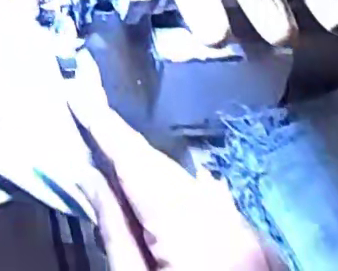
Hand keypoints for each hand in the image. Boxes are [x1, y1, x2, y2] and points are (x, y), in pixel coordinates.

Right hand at [68, 55, 277, 270]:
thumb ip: (116, 233)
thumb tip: (91, 178)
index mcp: (196, 233)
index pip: (138, 163)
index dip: (105, 126)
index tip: (77, 92)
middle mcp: (229, 218)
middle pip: (165, 169)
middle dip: (126, 148)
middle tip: (88, 118)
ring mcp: (250, 230)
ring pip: (188, 183)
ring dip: (151, 173)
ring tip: (114, 154)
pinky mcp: (260, 245)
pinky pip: (210, 204)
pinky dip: (180, 197)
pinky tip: (158, 200)